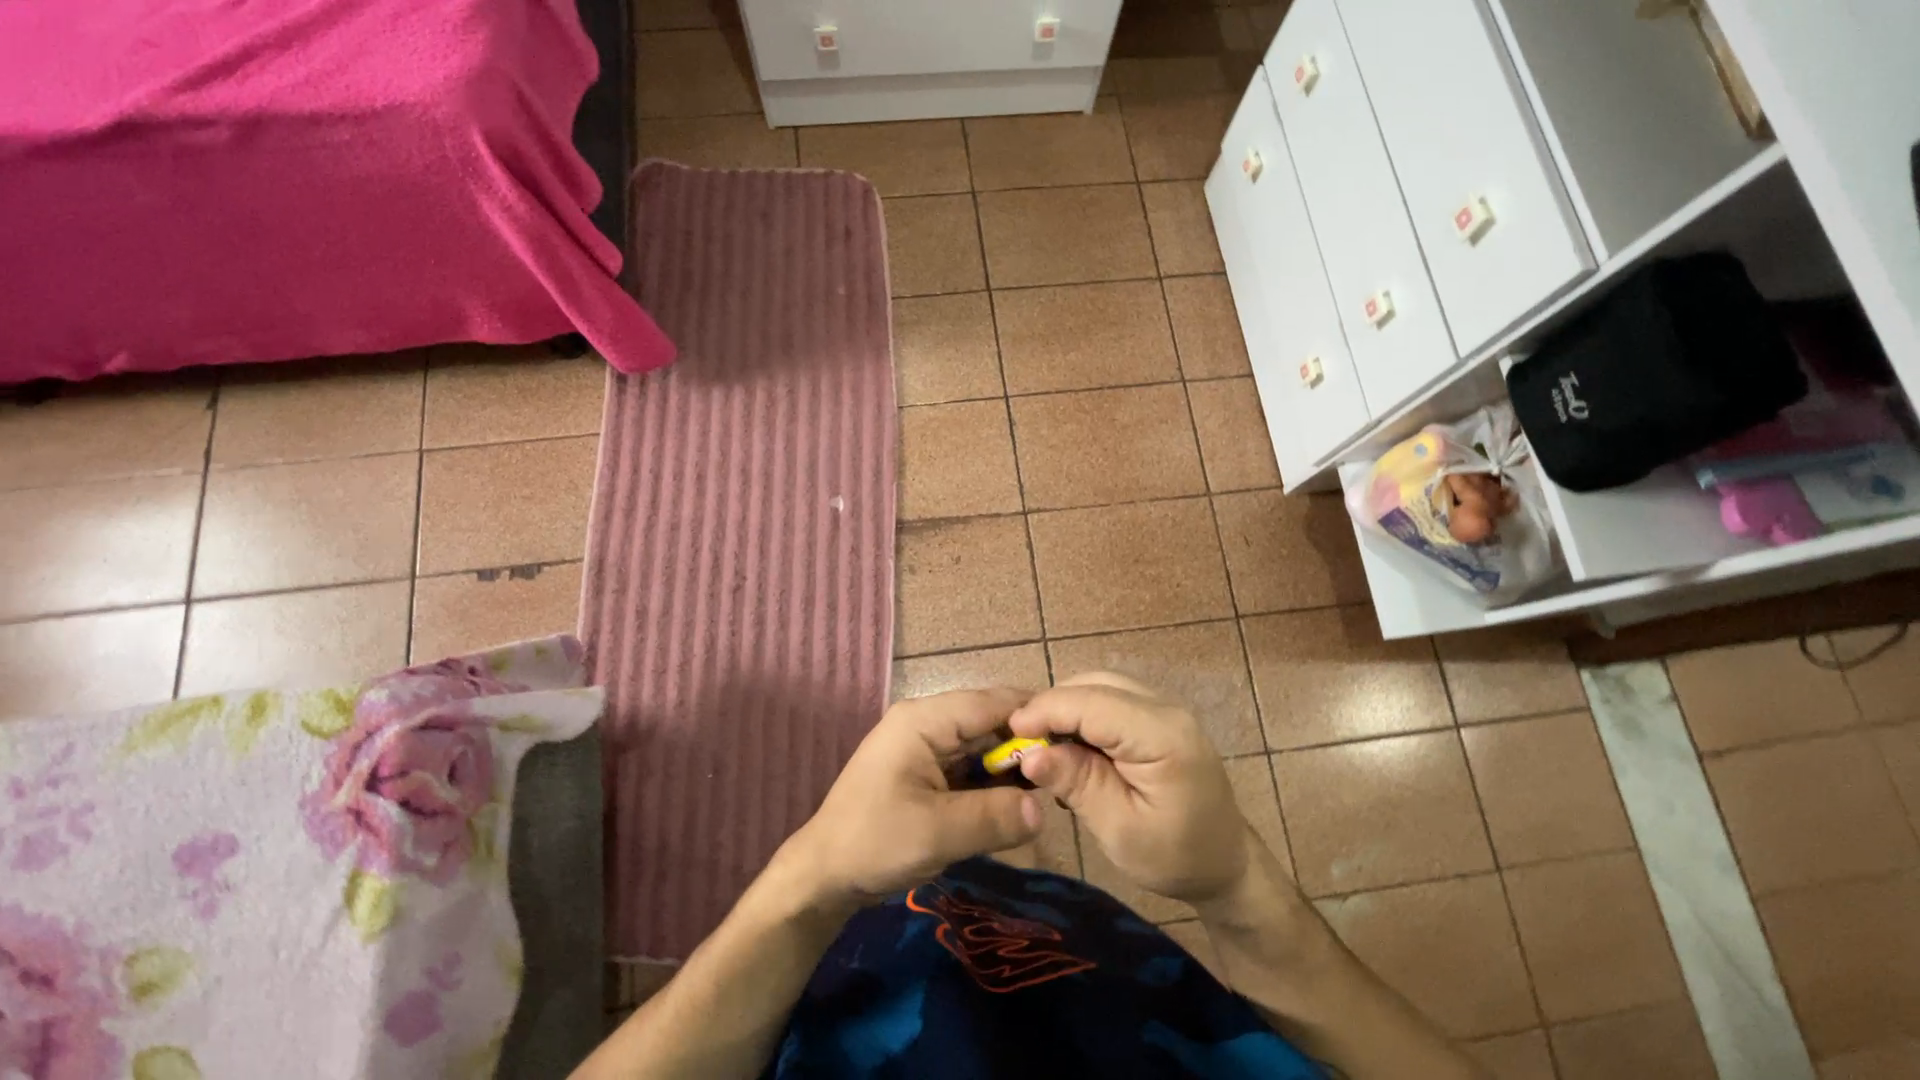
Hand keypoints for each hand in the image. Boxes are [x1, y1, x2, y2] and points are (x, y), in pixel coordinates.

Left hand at [778, 688, 1043, 911]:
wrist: (824, 875)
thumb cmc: (874, 842)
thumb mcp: (938, 832)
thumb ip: (994, 817)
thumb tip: (1044, 809)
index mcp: (924, 721)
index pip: (993, 702)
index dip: (1035, 716)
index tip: (1078, 736)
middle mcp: (927, 724)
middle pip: (990, 722)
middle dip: (1026, 746)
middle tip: (1069, 771)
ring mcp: (925, 748)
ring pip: (983, 747)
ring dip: (1011, 768)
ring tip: (1051, 789)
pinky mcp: (927, 773)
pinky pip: (970, 769)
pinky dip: (993, 785)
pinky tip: (1018, 805)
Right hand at [1010, 673, 1250, 904]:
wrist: (1226, 865)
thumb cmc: (1175, 857)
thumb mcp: (1121, 831)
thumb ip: (1078, 786)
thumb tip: (1029, 756)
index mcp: (1163, 737)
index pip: (1093, 703)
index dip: (1047, 711)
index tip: (1010, 734)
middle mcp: (1166, 710)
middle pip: (1096, 685)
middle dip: (1053, 706)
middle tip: (1020, 742)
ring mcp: (1165, 710)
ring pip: (1101, 687)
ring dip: (1066, 708)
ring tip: (1040, 745)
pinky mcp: (1159, 718)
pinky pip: (1113, 700)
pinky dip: (1083, 714)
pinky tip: (1069, 746)